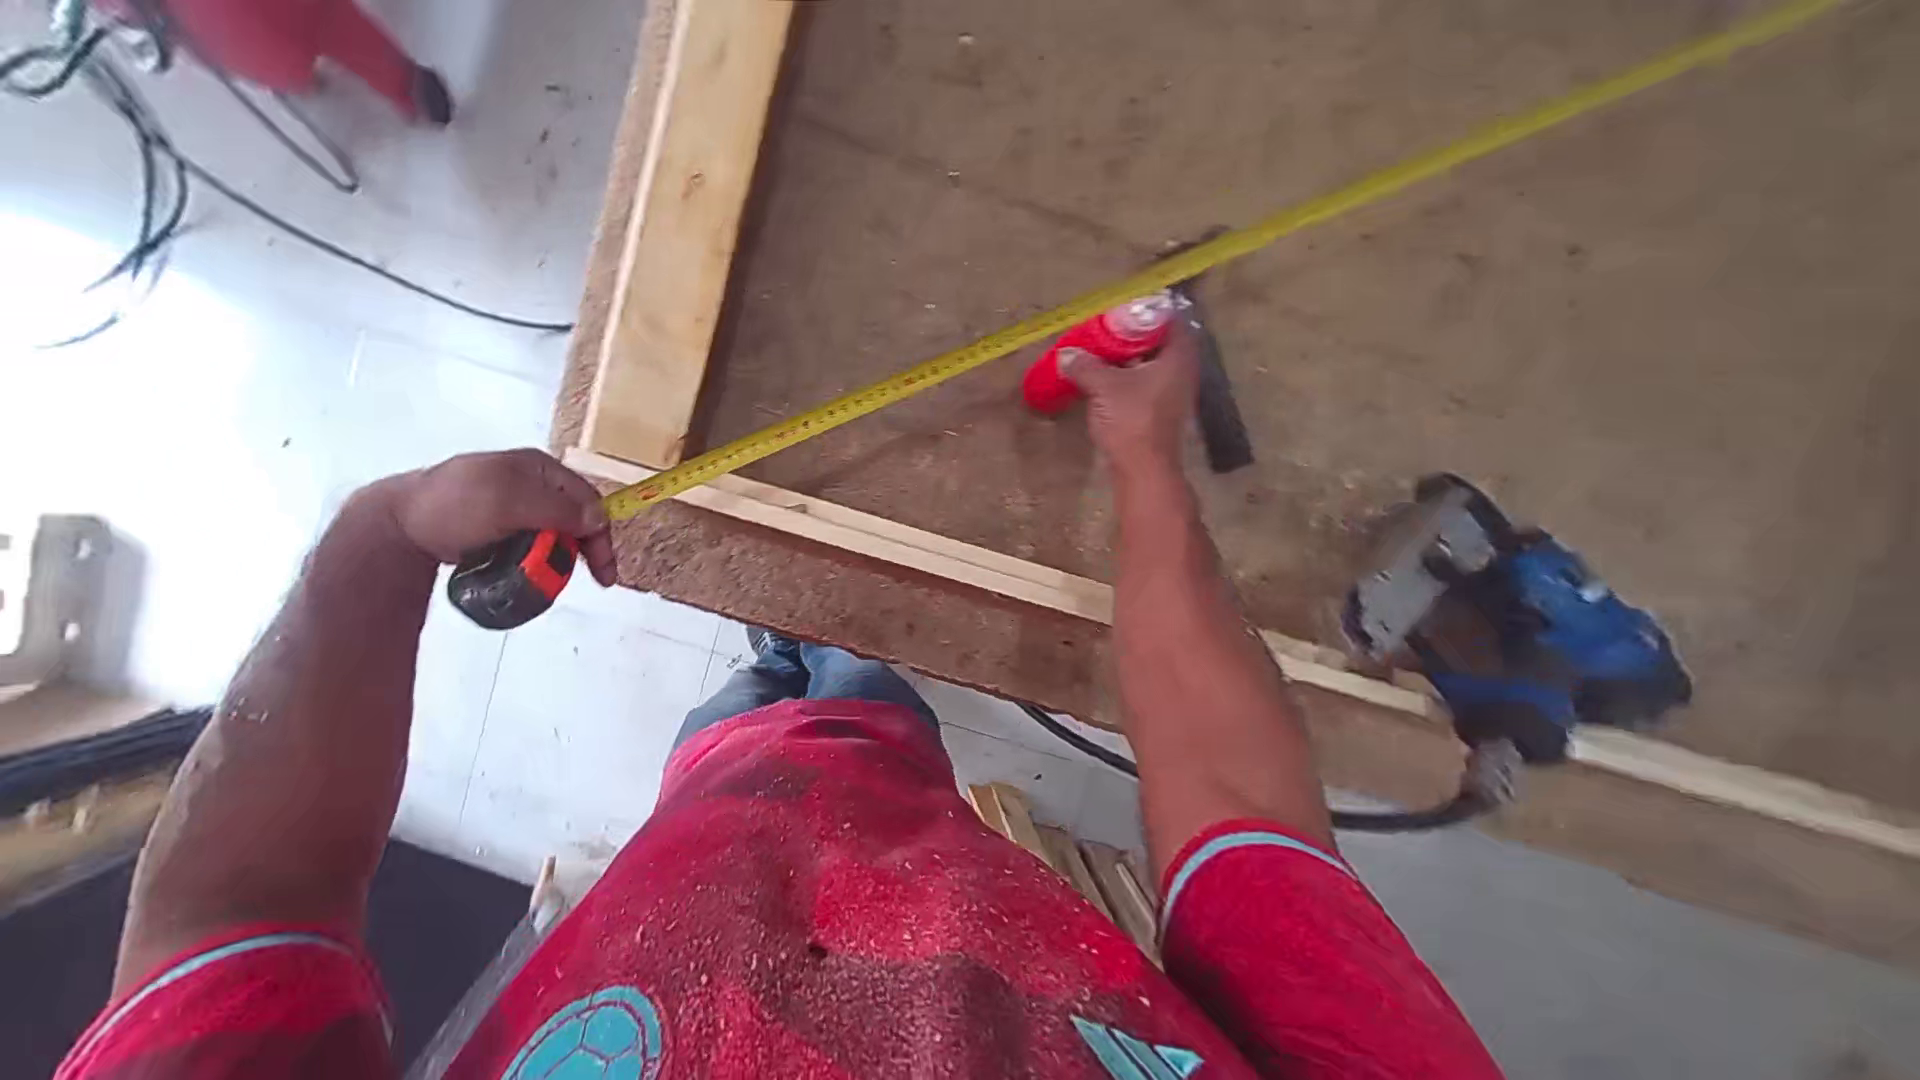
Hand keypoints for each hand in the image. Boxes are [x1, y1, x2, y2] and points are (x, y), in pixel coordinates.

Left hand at [368, 449, 618, 585]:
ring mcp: (512, 500)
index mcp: (538, 466)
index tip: (603, 568)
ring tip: (557, 574)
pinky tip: (535, 566)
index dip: (600, 532)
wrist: (394, 526)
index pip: (587, 499)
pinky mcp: (496, 522)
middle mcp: (530, 480)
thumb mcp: (512, 503)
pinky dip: (540, 553)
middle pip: (575, 515)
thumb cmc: (456, 507)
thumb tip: (600, 519)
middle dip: (585, 546)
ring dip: (563, 552)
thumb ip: (559, 509)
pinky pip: (532, 537)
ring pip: (555, 529)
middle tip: (595, 578)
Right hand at [1060, 320, 1198, 475]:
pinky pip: (1146, 384)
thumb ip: (1085, 365)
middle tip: (1107, 329)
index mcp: (1178, 357)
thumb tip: (1066, 354)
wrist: (1144, 469)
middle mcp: (1183, 371)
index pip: (1170, 319)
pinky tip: (1106, 379)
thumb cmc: (1131, 420)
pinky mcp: (1161, 412)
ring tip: (1102, 352)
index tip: (1120, 311)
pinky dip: (1128, 378)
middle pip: (1160, 342)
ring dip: (1129, 358)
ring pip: (1152, 365)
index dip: (1146, 311)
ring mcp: (1174, 394)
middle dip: (1133, 335)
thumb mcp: (1103, 387)